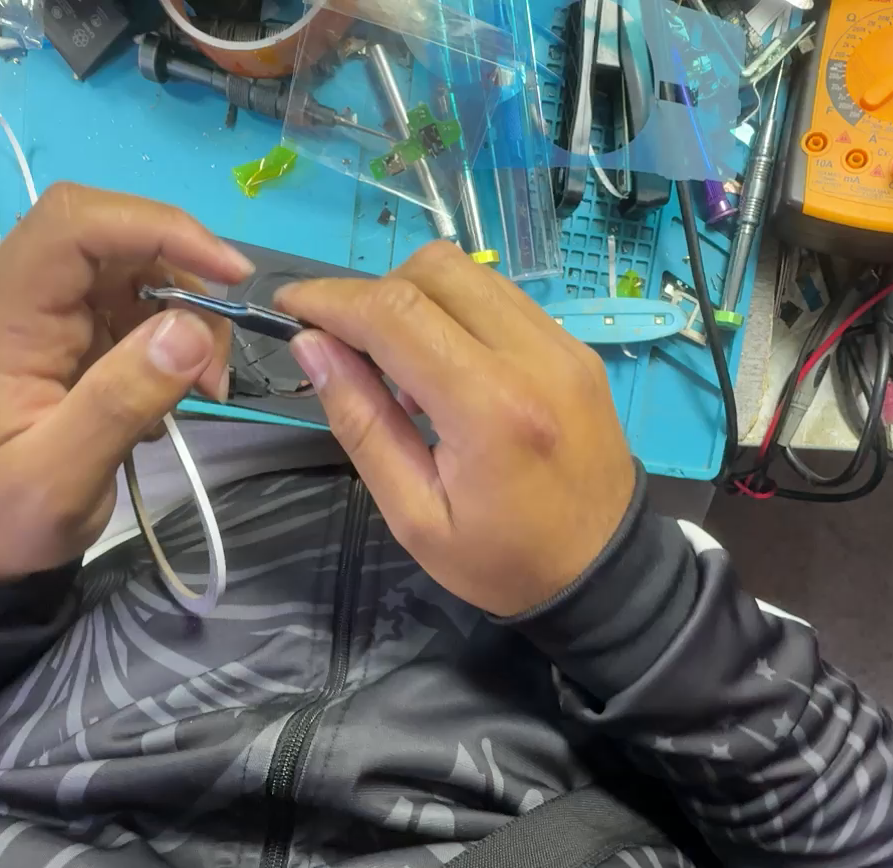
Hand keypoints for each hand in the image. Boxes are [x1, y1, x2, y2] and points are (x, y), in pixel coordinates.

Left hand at [0, 182, 252, 582]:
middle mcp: (24, 303)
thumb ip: (120, 401)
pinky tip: (178, 395)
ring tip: (207, 388)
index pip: (75, 225)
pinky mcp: (72, 347)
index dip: (158, 228)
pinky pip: (136, 319)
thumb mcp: (59, 476)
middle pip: (115, 244)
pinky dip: (176, 346)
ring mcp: (49, 324)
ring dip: (189, 321)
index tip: (232, 274)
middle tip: (219, 360)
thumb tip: (193, 329)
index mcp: (4, 318)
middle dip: (186, 284)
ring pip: (135, 280)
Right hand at [275, 242, 634, 616]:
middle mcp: (534, 357)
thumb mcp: (415, 515)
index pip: (395, 314)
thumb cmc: (502, 561)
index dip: (331, 300)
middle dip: (373, 294)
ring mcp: (564, 347)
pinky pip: (504, 301)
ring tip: (401, 367)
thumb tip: (313, 346)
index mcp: (489, 408)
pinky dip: (459, 314)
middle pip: (435, 270)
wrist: (602, 571)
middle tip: (349, 347)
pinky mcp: (577, 351)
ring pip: (472, 275)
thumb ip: (363, 424)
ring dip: (417, 299)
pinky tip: (449, 368)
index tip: (290, 307)